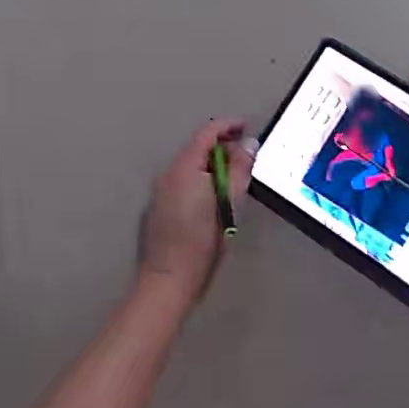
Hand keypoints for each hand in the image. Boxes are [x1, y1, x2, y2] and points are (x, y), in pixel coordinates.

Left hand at [139, 117, 253, 304]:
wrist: (167, 281)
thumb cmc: (202, 242)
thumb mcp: (228, 204)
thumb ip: (239, 170)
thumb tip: (248, 145)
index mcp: (185, 168)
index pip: (207, 133)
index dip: (228, 126)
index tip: (247, 128)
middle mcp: (169, 173)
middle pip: (198, 148)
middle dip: (223, 148)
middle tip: (247, 159)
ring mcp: (161, 191)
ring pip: (191, 166)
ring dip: (213, 165)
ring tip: (235, 181)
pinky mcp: (160, 207)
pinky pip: (184, 181)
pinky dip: (202, 179)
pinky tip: (215, 199)